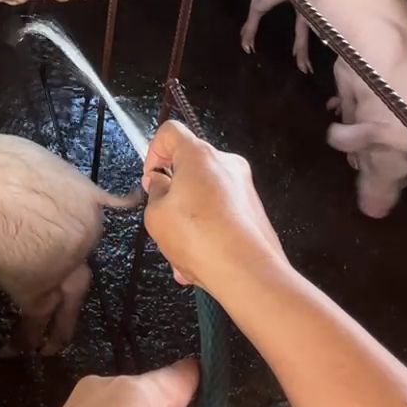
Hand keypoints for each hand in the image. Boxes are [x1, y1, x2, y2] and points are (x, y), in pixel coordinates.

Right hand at [142, 120, 287, 292]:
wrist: (249, 275)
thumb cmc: (199, 237)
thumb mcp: (156, 215)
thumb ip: (155, 193)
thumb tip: (161, 185)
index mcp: (199, 155)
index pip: (170, 132)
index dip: (153, 152)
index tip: (152, 180)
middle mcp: (226, 165)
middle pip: (189, 168)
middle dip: (173, 195)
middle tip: (163, 218)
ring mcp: (244, 189)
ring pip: (204, 197)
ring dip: (188, 220)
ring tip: (180, 254)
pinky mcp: (254, 213)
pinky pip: (221, 216)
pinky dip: (208, 233)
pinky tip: (198, 263)